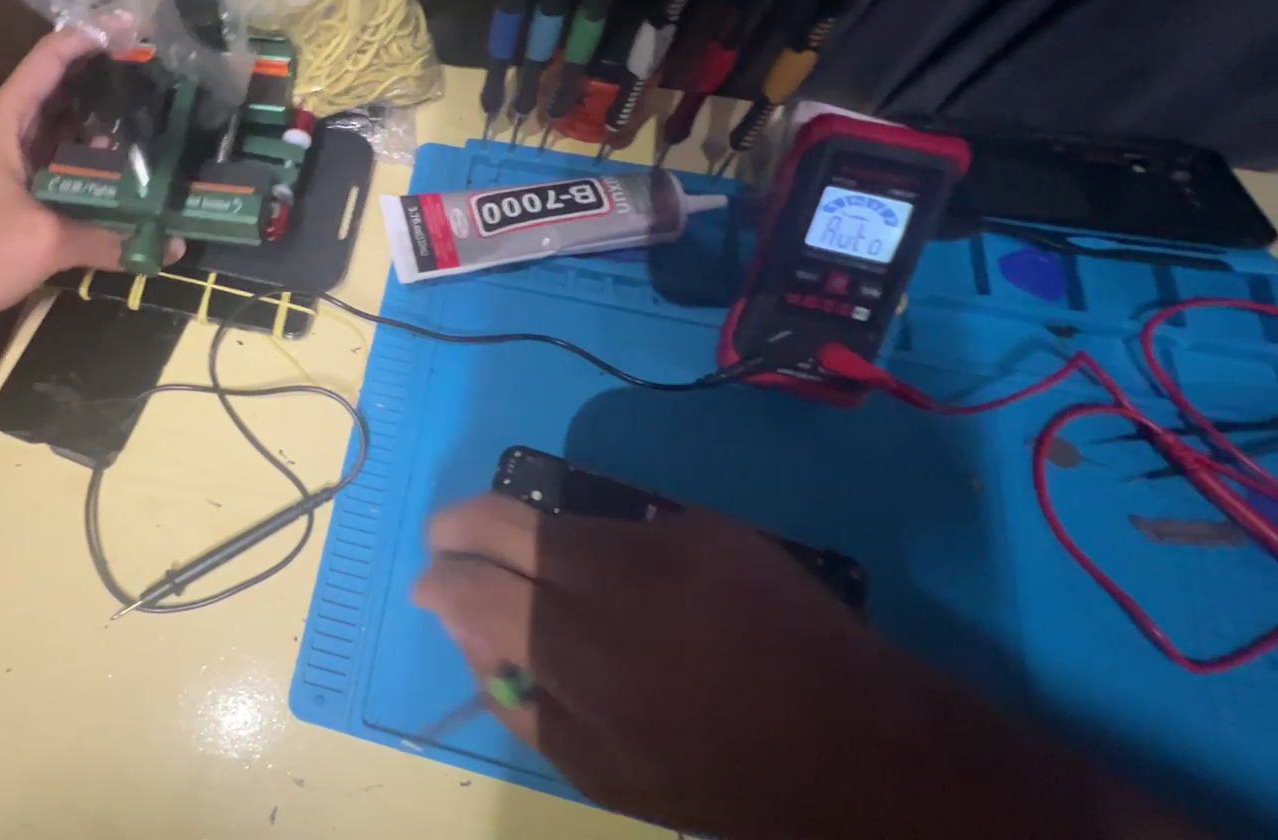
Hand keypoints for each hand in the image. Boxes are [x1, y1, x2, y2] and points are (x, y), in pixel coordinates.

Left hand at [0, 30, 174, 340]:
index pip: (49, 59)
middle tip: (157, 80)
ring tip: (150, 119)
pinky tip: (122, 167)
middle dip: (104, 80)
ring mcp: (6, 159)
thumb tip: (173, 248)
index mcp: (3, 121)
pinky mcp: (13, 188)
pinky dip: (87, 156)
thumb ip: (113, 239)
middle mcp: (3, 130)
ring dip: (98, 122)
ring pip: (59, 125)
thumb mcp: (50, 241)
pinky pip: (57, 157)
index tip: (133, 31)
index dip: (90, 39)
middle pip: (58, 88)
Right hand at [414, 495, 1110, 839]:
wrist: (870, 747)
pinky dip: (598, 551)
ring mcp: (666, 538)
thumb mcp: (602, 773)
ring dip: (526, 540)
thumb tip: (466, 626)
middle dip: (453, 527)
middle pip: (500, 518)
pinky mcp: (706, 522)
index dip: (435, 581)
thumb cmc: (723, 780)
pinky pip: (621, 524)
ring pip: (556, 516)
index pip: (472, 585)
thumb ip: (517, 697)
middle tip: (444, 546)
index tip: (425, 587)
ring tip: (539, 578)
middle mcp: (616, 577)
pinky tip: (631, 589)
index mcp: (587, 653)